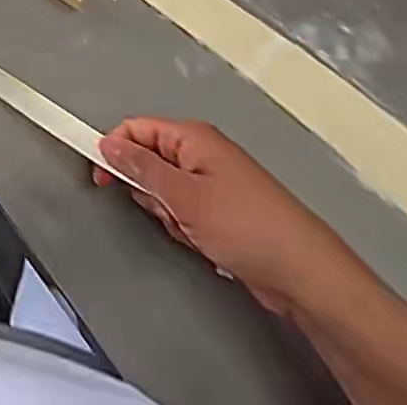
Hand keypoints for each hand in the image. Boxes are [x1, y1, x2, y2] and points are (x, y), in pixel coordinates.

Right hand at [95, 118, 370, 314]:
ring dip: (168, 212)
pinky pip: (183, 210)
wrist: (308, 278)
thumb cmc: (254, 230)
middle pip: (147, 160)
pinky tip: (205, 241)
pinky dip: (185, 226)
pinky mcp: (221, 209)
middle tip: (165, 208)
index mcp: (194, 137)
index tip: (99, 171)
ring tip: (193, 228)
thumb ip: (139, 168)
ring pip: (163, 189)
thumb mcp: (183, 196)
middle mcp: (203, 153)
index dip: (113, 148)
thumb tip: (110, 146)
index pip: (135, 129)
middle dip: (147, 189)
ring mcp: (213, 181)